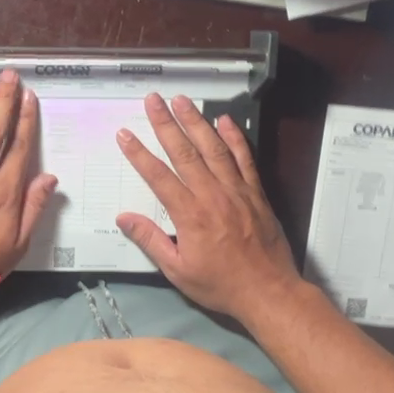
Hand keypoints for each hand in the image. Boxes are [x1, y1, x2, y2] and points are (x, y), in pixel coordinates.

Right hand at [115, 93, 304, 322]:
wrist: (269, 292)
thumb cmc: (220, 285)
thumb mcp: (178, 270)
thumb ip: (150, 240)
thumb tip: (124, 218)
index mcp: (190, 214)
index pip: (158, 176)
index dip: (139, 153)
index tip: (125, 134)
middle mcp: (213, 195)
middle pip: (185, 152)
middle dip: (166, 124)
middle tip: (153, 100)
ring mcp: (237, 190)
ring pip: (213, 148)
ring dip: (196, 122)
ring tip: (182, 101)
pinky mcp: (256, 192)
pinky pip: (244, 159)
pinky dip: (235, 138)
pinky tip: (224, 120)